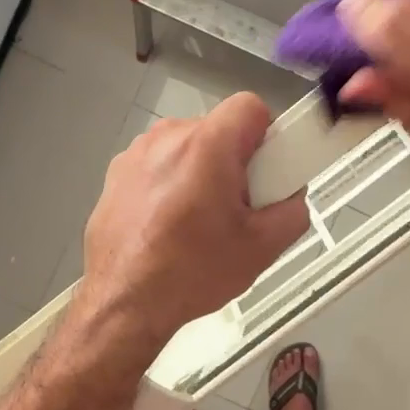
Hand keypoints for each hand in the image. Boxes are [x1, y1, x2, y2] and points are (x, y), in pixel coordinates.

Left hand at [79, 93, 308, 343]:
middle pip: (218, 131)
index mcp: (208, 145)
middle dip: (234, 163)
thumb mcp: (263, 248)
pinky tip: (169, 231)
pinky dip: (170, 188)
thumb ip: (293, 212)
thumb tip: (292, 197)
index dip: (266, 138)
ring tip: (201, 227)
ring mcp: (136, 154)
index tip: (265, 175)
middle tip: (237, 212)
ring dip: (201, 175)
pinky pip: (159, 168)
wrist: (125, 302)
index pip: (251, 106)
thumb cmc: (195, 272)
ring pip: (187, 149)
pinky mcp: (116, 175)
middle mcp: (168, 136)